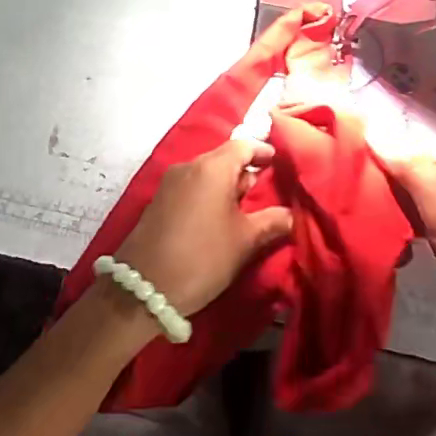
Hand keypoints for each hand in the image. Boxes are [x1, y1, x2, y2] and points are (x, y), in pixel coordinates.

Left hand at [110, 139, 294, 318]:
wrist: (143, 289)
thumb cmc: (202, 257)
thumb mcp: (245, 241)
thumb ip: (272, 222)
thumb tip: (292, 214)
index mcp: (212, 168)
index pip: (243, 145)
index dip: (263, 152)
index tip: (280, 163)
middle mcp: (188, 167)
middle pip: (223, 159)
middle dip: (246, 172)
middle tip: (267, 193)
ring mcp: (169, 184)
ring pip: (206, 175)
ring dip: (227, 187)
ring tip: (246, 211)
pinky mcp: (158, 203)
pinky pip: (191, 189)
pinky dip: (208, 196)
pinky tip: (218, 220)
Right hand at [377, 145, 435, 345]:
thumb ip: (410, 168)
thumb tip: (372, 128)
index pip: (413, 148)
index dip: (379, 161)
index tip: (347, 181)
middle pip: (411, 173)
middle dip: (385, 193)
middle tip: (357, 214)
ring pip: (413, 200)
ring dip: (392, 217)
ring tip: (372, 234)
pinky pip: (421, 223)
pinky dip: (405, 234)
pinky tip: (396, 251)